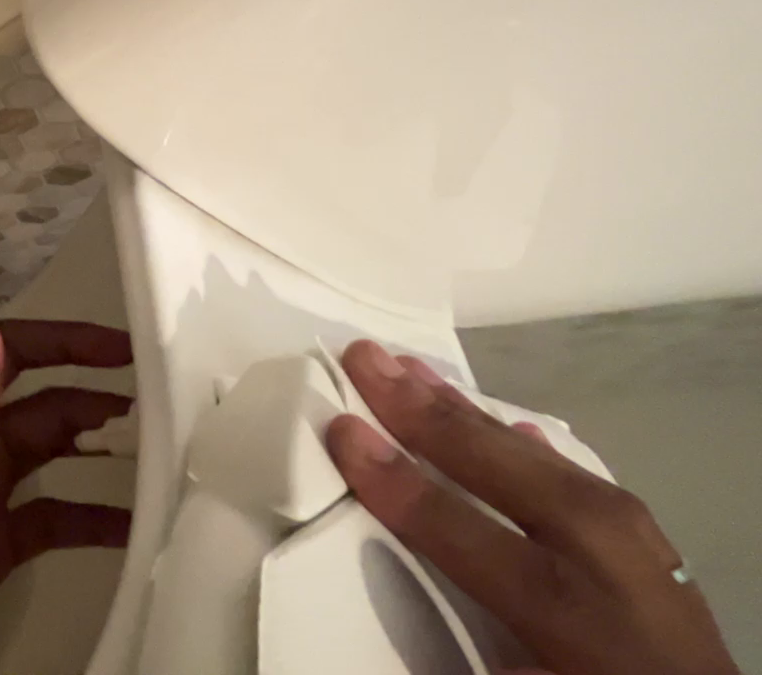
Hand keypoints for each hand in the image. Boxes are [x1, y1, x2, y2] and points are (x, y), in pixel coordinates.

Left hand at [0, 316, 134, 674]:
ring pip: (53, 454)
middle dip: (93, 393)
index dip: (61, 342)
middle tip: (163, 396)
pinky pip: (56, 520)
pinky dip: (95, 518)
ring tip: (165, 447)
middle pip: (41, 404)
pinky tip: (139, 523)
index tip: (122, 347)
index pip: (9, 356)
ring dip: (99, 446)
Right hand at [324, 340, 739, 674]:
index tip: (340, 429)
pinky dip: (522, 440)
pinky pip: (575, 476)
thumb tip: (381, 575)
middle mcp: (613, 571)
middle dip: (425, 411)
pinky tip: (504, 421)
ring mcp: (644, 553)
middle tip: (361, 356)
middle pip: (509, 474)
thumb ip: (452, 636)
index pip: (465, 534)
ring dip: (462, 408)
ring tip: (405, 364)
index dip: (398, 482)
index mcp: (570, 615)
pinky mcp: (652, 550)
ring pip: (539, 460)